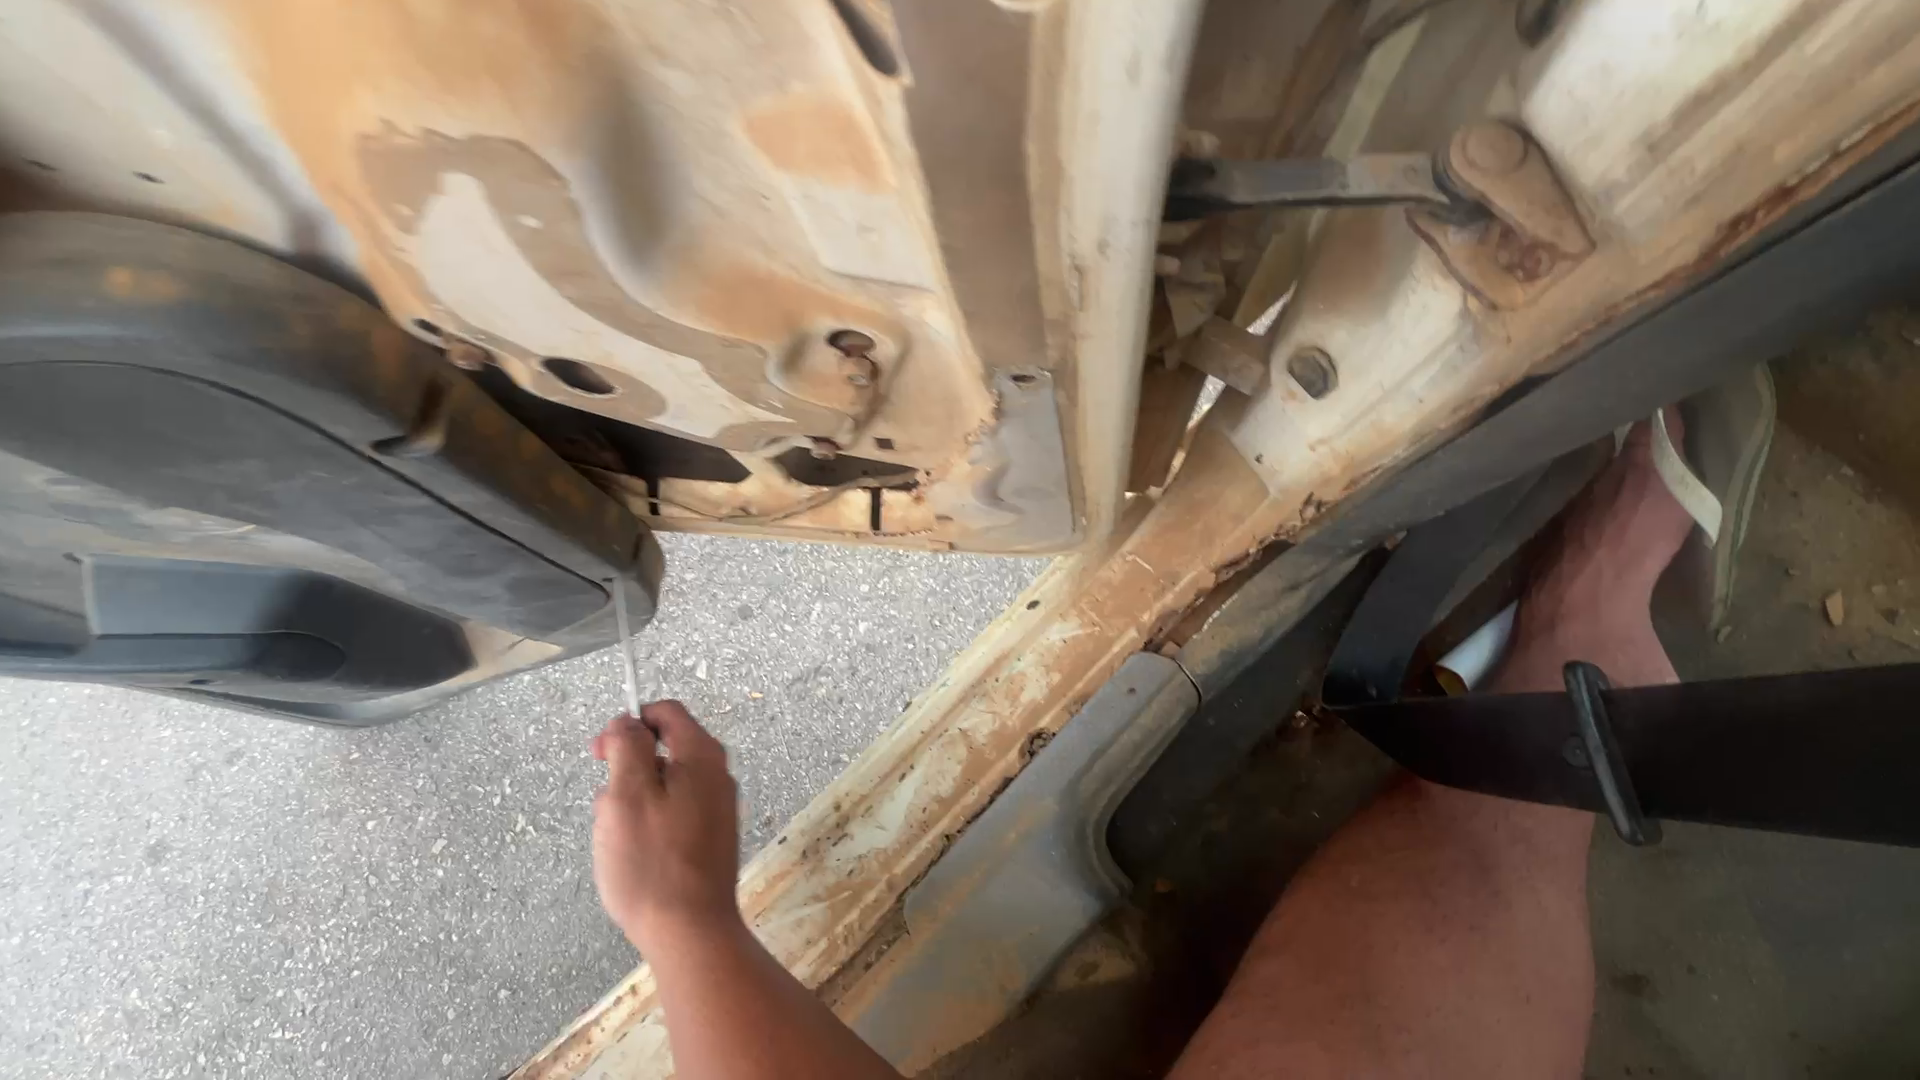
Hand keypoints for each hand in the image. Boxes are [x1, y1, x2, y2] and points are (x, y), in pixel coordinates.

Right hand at [590, 701, 743, 953]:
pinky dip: (649, 823)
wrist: (690, 930)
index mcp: (703, 755)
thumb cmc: (652, 861)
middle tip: (606, 805)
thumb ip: (627, 747)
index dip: (629, 723)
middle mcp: (718, 774)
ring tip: (618, 838)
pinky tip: (635, 855)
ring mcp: (717, 807)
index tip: (599, 754)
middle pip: (665, 748)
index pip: (666, 712)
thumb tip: (627, 721)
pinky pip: (673, 812)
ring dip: (633, 800)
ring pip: (664, 784)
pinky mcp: (711, 837)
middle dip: (627, 769)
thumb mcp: (627, 793)